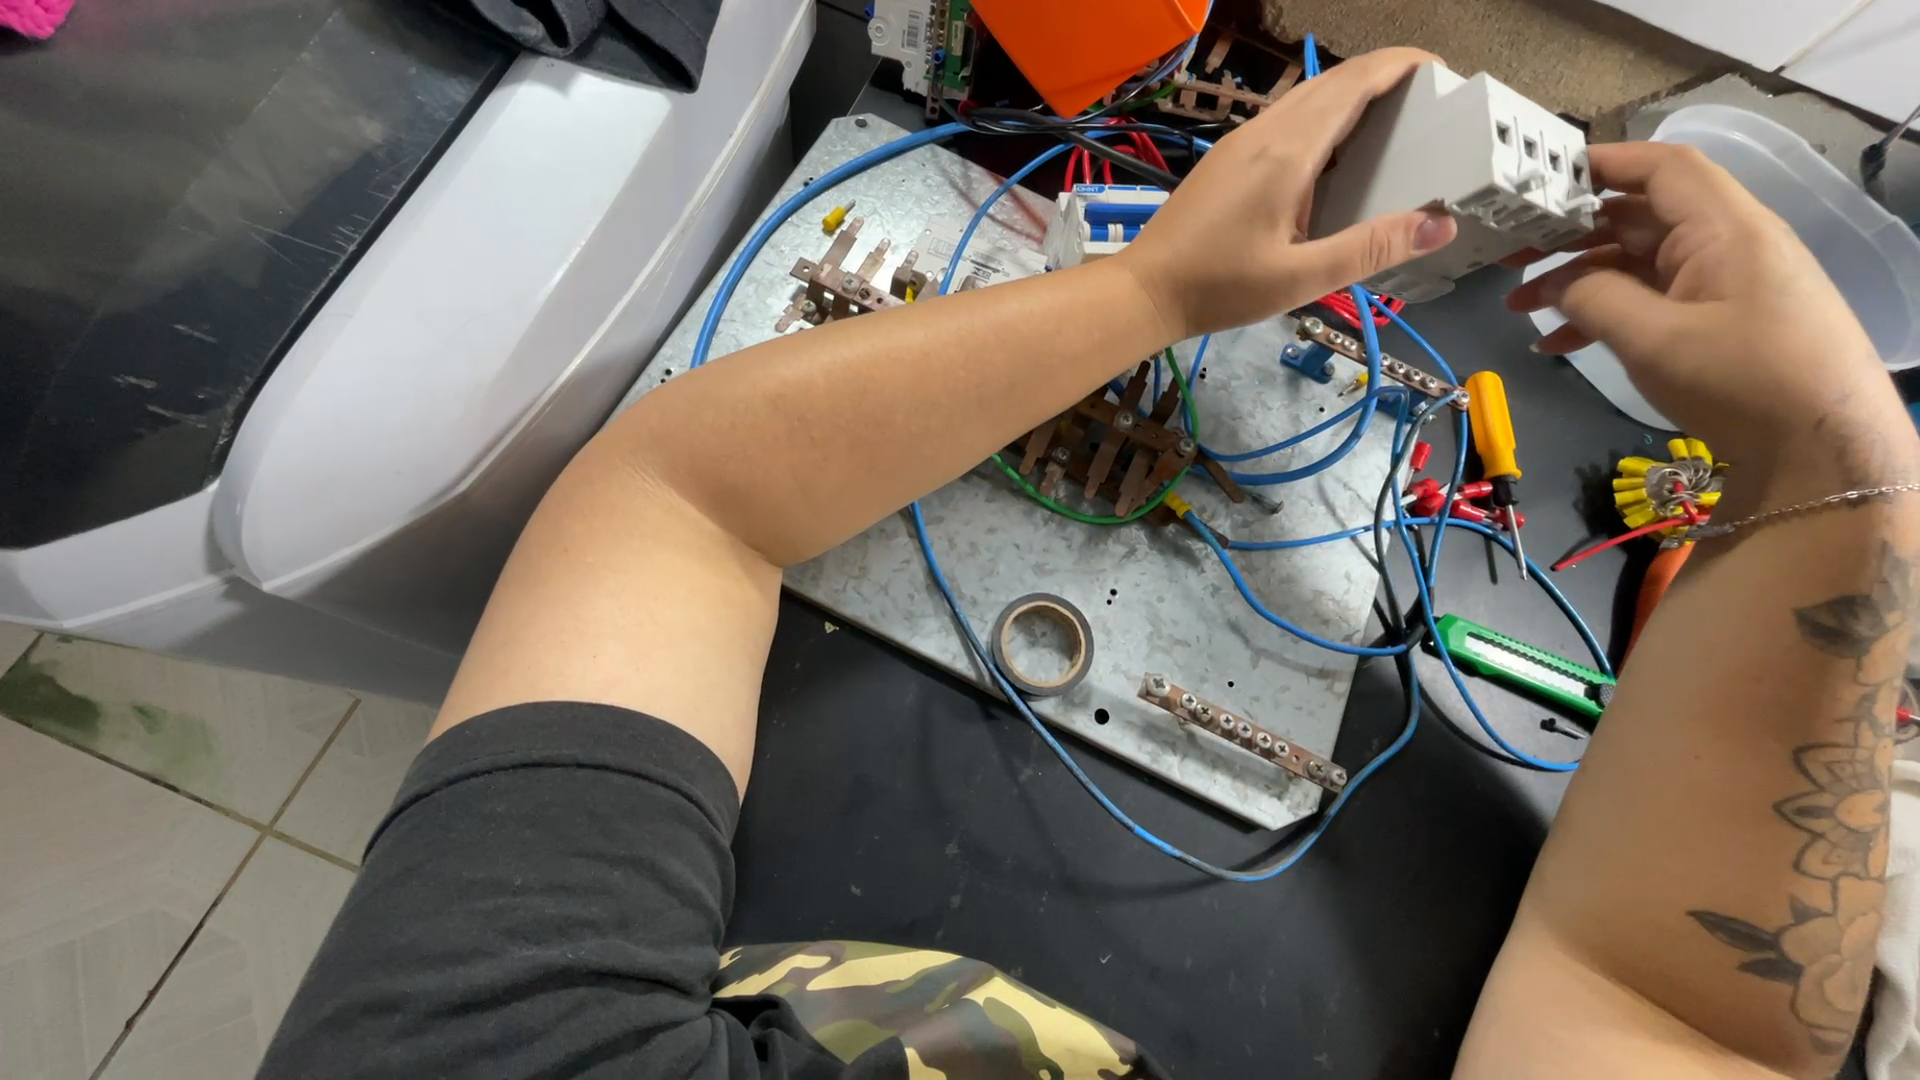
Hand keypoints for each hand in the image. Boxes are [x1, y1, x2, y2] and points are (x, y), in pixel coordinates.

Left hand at [1113, 47, 1458, 339]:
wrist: (1143, 292)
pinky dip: (1317, 126)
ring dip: (1348, 102)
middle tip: (1423, 114)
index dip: (1406, 65)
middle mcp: (1263, 132)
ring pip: (1304, 100)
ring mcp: (1237, 144)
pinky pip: (1280, 124)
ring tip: (1383, 137)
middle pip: (1334, 82)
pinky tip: (1325, 167)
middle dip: (1384, 82)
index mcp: (1288, 151)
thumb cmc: (1217, 288)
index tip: (1442, 79)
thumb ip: (1368, 249)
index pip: (1358, 78)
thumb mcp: (1298, 279)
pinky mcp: (1222, 162)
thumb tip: (1439, 225)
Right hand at [1505, 142, 1910, 470]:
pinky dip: (1595, 314)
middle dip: (1569, 231)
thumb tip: (1556, 284)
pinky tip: (1555, 342)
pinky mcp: (1708, 317)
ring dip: (1572, 280)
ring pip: (1631, 262)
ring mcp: (1715, 283)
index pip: (1663, 170)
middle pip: (1637, 216)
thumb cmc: (1741, 379)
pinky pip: (1642, 299)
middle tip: (1508, 252)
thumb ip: (1595, 299)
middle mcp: (1722, 245)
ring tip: (1518, 307)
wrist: (1813, 443)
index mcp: (1723, 231)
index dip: (1604, 163)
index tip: (1540, 177)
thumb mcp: (1654, 338)